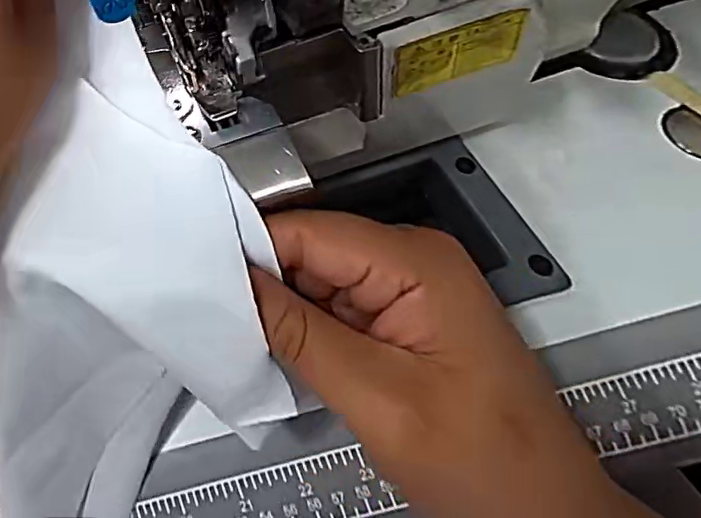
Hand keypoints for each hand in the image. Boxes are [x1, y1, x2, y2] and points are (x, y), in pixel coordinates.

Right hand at [250, 211, 652, 517]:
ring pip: (314, 275)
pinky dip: (305, 324)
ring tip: (258, 341)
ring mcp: (404, 283)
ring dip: (284, 308)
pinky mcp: (397, 310)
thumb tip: (237, 283)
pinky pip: (331, 300)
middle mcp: (409, 257)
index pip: (306, 232)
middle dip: (266, 283)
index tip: (208, 281)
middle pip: (307, 249)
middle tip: (226, 319)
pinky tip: (290, 350)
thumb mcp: (382, 402)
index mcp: (415, 260)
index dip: (252, 252)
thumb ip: (301, 335)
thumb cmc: (492, 469)